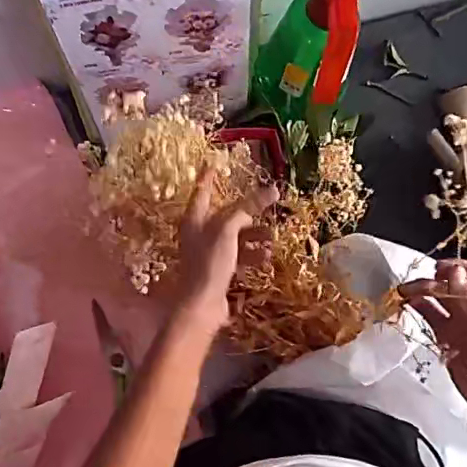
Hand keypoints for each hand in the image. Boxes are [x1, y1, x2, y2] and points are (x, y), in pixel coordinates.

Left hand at [173, 165, 277, 329]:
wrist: (202, 305)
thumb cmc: (209, 262)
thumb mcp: (228, 231)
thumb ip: (247, 209)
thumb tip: (271, 191)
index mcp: (194, 219)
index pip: (203, 190)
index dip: (209, 176)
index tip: (214, 162)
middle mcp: (199, 233)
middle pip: (226, 214)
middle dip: (248, 211)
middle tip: (268, 201)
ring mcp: (209, 252)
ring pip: (236, 236)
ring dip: (255, 235)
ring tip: (273, 236)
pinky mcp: (219, 270)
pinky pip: (239, 255)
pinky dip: (252, 254)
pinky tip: (266, 257)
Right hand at [399, 260, 466, 389]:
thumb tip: (455, 273)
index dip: (460, 269)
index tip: (441, 267)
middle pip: (458, 287)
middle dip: (437, 282)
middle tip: (419, 281)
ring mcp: (465, 323)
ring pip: (443, 300)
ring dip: (425, 293)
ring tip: (406, 290)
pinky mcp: (450, 336)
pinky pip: (434, 316)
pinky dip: (422, 308)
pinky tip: (410, 302)